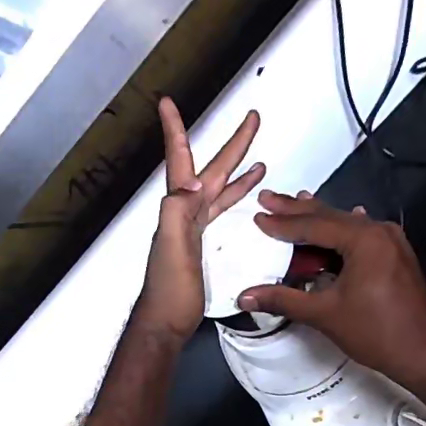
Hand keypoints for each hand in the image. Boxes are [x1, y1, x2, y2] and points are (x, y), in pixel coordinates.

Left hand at [132, 97, 263, 341]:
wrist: (166, 323)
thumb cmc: (169, 291)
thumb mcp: (173, 249)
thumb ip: (178, 213)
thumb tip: (195, 181)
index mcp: (178, 209)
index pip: (179, 163)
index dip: (174, 132)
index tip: (167, 102)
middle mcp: (184, 213)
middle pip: (210, 171)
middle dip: (231, 145)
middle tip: (252, 118)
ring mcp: (192, 229)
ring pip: (217, 190)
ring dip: (236, 172)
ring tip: (259, 159)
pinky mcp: (200, 245)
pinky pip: (219, 212)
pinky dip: (233, 199)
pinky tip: (246, 197)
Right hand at [236, 191, 425, 376]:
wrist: (423, 351)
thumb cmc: (375, 331)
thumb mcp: (324, 314)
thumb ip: (283, 300)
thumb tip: (244, 296)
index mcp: (363, 239)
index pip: (314, 226)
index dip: (282, 223)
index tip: (257, 215)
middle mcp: (379, 232)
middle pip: (331, 216)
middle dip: (298, 210)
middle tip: (268, 198)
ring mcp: (391, 242)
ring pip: (346, 224)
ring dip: (318, 219)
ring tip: (293, 204)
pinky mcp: (395, 255)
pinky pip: (360, 236)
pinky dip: (339, 233)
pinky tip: (334, 225)